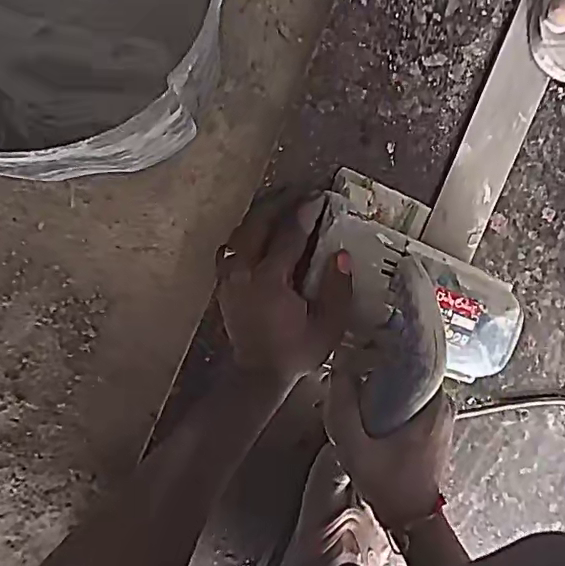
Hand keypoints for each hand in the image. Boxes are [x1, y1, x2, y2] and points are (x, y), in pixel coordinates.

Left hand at [217, 192, 351, 384]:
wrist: (259, 374)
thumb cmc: (298, 351)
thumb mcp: (328, 326)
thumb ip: (337, 289)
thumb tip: (341, 255)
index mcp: (270, 280)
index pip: (289, 234)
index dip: (306, 212)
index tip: (320, 197)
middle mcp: (244, 271)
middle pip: (259, 222)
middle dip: (281, 202)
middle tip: (302, 191)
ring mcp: (229, 276)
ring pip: (242, 230)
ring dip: (262, 213)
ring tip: (281, 203)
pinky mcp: (223, 283)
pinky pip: (231, 246)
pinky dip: (246, 232)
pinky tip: (258, 231)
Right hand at [323, 352, 454, 527]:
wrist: (411, 516)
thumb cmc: (388, 484)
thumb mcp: (355, 447)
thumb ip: (343, 408)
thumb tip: (338, 369)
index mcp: (433, 402)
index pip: (415, 355)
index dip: (389, 346)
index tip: (367, 342)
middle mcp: (444, 404)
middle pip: (413, 368)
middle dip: (386, 365)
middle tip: (359, 361)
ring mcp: (443, 415)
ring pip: (412, 384)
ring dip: (389, 383)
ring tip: (363, 381)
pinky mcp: (436, 426)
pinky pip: (415, 400)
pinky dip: (396, 398)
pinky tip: (375, 403)